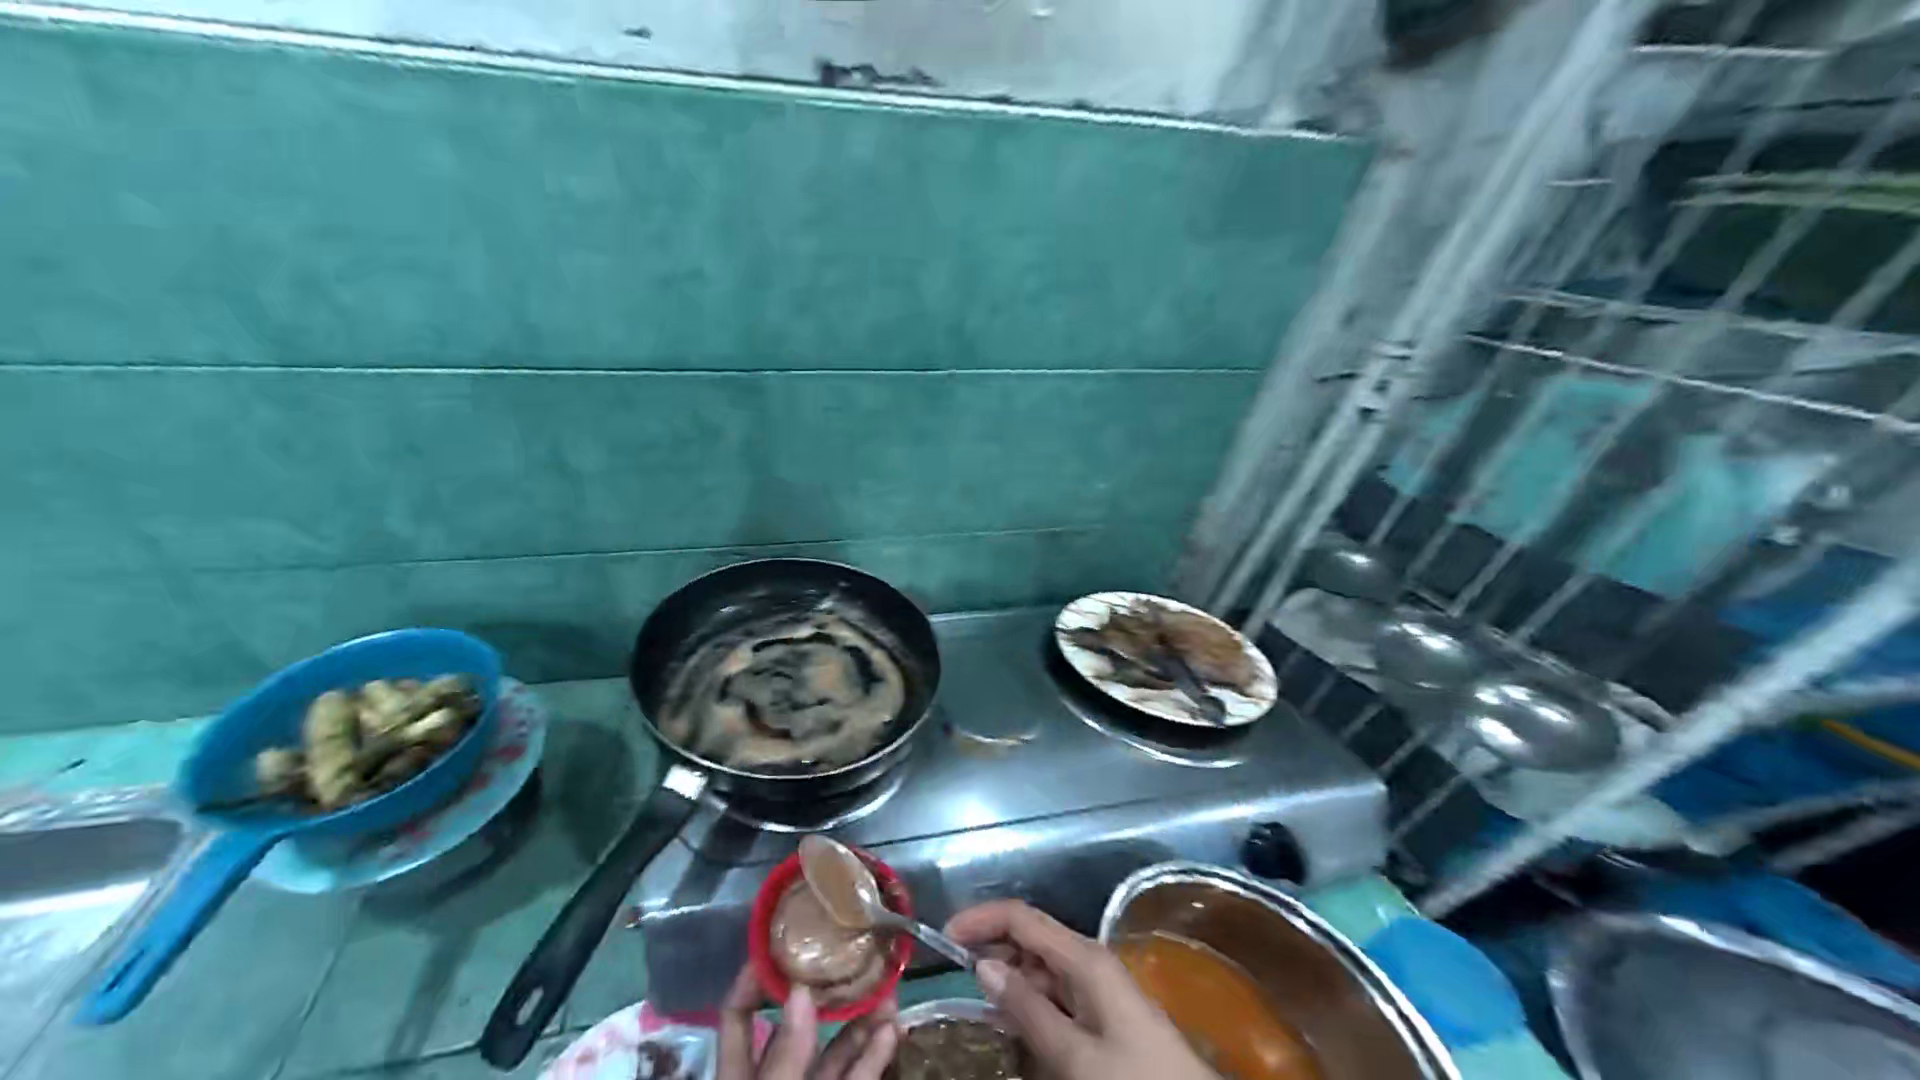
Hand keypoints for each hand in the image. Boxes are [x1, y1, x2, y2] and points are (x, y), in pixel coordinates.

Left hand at [717, 966, 899, 1079]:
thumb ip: (784, 1056)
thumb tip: (800, 991)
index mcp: (741, 1075)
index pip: (739, 1016)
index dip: (755, 979)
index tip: (782, 943)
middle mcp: (775, 1078)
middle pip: (798, 1028)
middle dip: (826, 994)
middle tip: (854, 959)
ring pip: (833, 1053)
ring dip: (862, 1023)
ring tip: (889, 990)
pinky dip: (873, 1058)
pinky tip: (892, 1031)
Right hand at [946, 900, 1215, 1079]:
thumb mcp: (1074, 1056)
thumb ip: (1027, 1009)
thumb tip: (984, 966)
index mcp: (1085, 957)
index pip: (1022, 917)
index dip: (982, 919)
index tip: (945, 939)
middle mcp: (1090, 961)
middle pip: (1031, 938)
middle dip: (993, 948)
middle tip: (958, 976)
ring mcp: (1099, 987)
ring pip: (1042, 968)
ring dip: (1010, 979)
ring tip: (980, 1002)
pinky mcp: (1104, 1013)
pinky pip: (1057, 994)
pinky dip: (1031, 1002)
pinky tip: (1014, 1023)